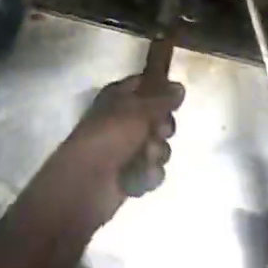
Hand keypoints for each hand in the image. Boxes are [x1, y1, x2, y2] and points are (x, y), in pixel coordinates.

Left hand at [31, 74, 184, 228]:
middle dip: (163, 129)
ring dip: (155, 155)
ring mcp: (128, 148)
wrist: (86, 182)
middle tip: (157, 132)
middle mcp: (125, 119)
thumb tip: (180, 87)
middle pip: (159, 118)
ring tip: (142, 160)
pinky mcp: (132, 174)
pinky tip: (134, 180)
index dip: (162, 91)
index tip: (175, 101)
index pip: (147, 85)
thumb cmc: (109, 136)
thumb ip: (162, 99)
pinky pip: (153, 171)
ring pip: (159, 147)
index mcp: (120, 96)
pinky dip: (146, 176)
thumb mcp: (138, 111)